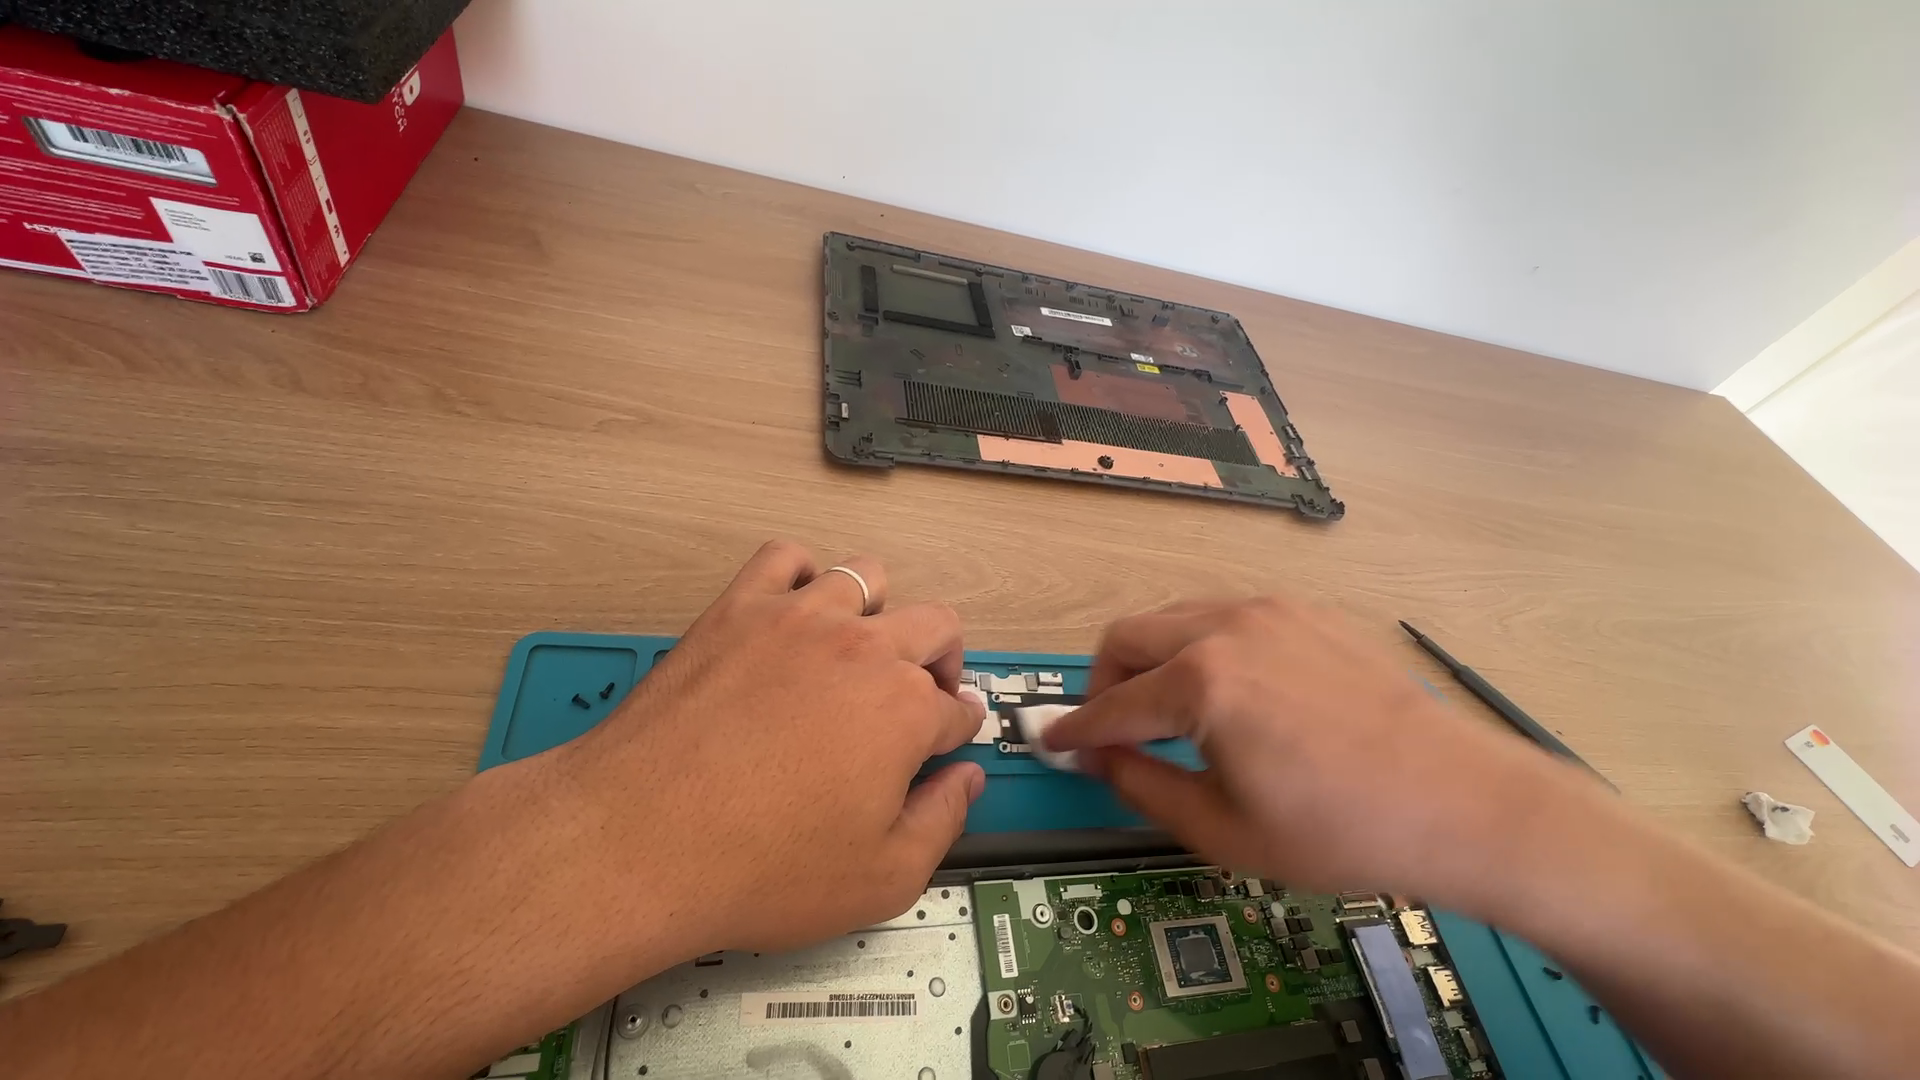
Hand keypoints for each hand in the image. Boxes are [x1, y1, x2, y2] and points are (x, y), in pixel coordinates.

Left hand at [552, 541, 985, 955]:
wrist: (641, 840)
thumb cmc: (759, 867)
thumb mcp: (881, 879)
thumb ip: (942, 822)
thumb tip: (965, 782)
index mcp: (905, 709)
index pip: (956, 709)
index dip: (955, 731)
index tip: (944, 741)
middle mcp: (862, 648)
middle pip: (936, 627)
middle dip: (943, 661)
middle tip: (922, 694)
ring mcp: (798, 619)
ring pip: (867, 578)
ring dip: (879, 611)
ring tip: (859, 648)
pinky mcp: (740, 608)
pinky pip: (784, 558)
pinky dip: (800, 575)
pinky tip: (795, 611)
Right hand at [1044, 597, 1608, 908]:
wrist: (1465, 803)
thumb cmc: (1340, 830)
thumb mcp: (1224, 830)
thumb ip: (1142, 785)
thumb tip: (1099, 757)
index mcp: (1200, 683)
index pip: (1110, 706)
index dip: (1075, 730)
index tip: (1055, 742)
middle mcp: (1224, 628)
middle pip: (1126, 637)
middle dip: (1104, 683)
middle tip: (1115, 730)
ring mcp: (1268, 611)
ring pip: (1172, 618)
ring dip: (1150, 660)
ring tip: (1172, 711)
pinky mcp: (1304, 612)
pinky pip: (1224, 617)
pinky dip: (1200, 647)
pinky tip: (1231, 691)